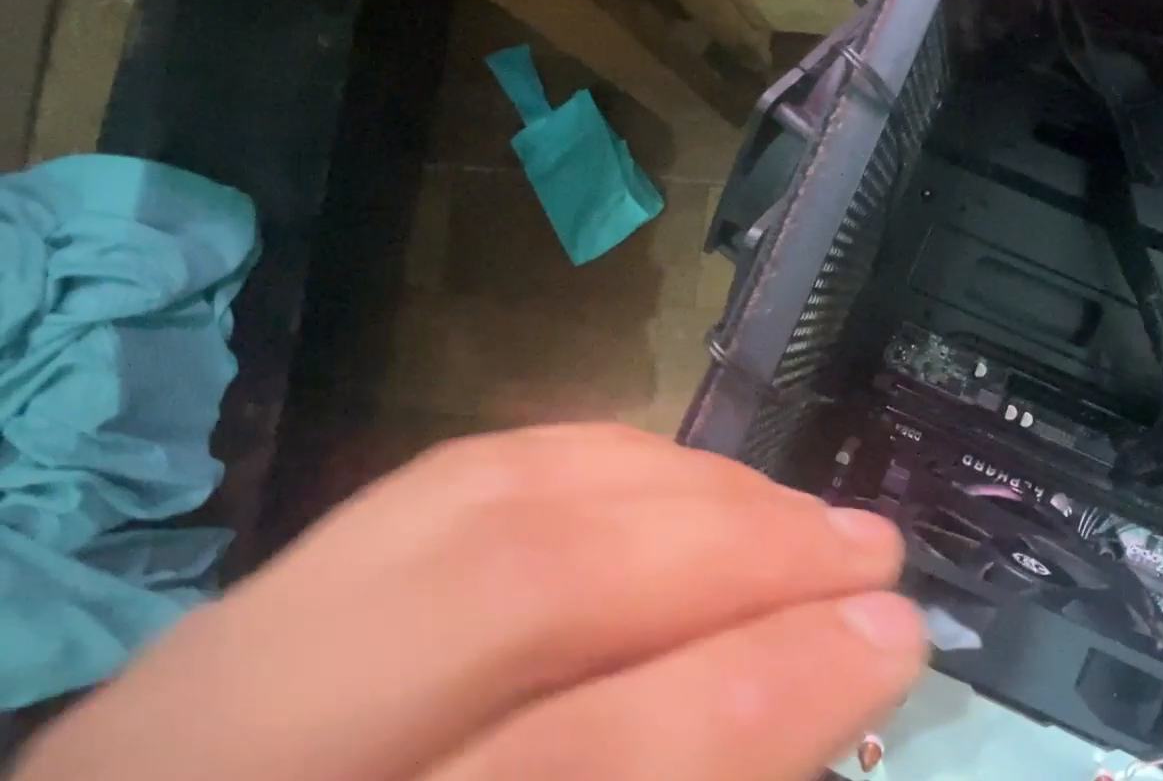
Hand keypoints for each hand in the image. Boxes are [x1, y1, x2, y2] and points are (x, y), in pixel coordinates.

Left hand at [14, 424, 925, 780]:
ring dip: (684, 493)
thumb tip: (836, 672)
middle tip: (869, 552)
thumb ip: (690, 768)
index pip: (576, 759)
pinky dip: (603, 466)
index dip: (761, 687)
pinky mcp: (247, 596)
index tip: (893, 635)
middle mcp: (234, 747)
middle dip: (736, 552)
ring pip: (484, 500)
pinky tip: (689, 484)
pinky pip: (455, 478)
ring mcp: (214, 654)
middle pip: (518, 587)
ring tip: (802, 516)